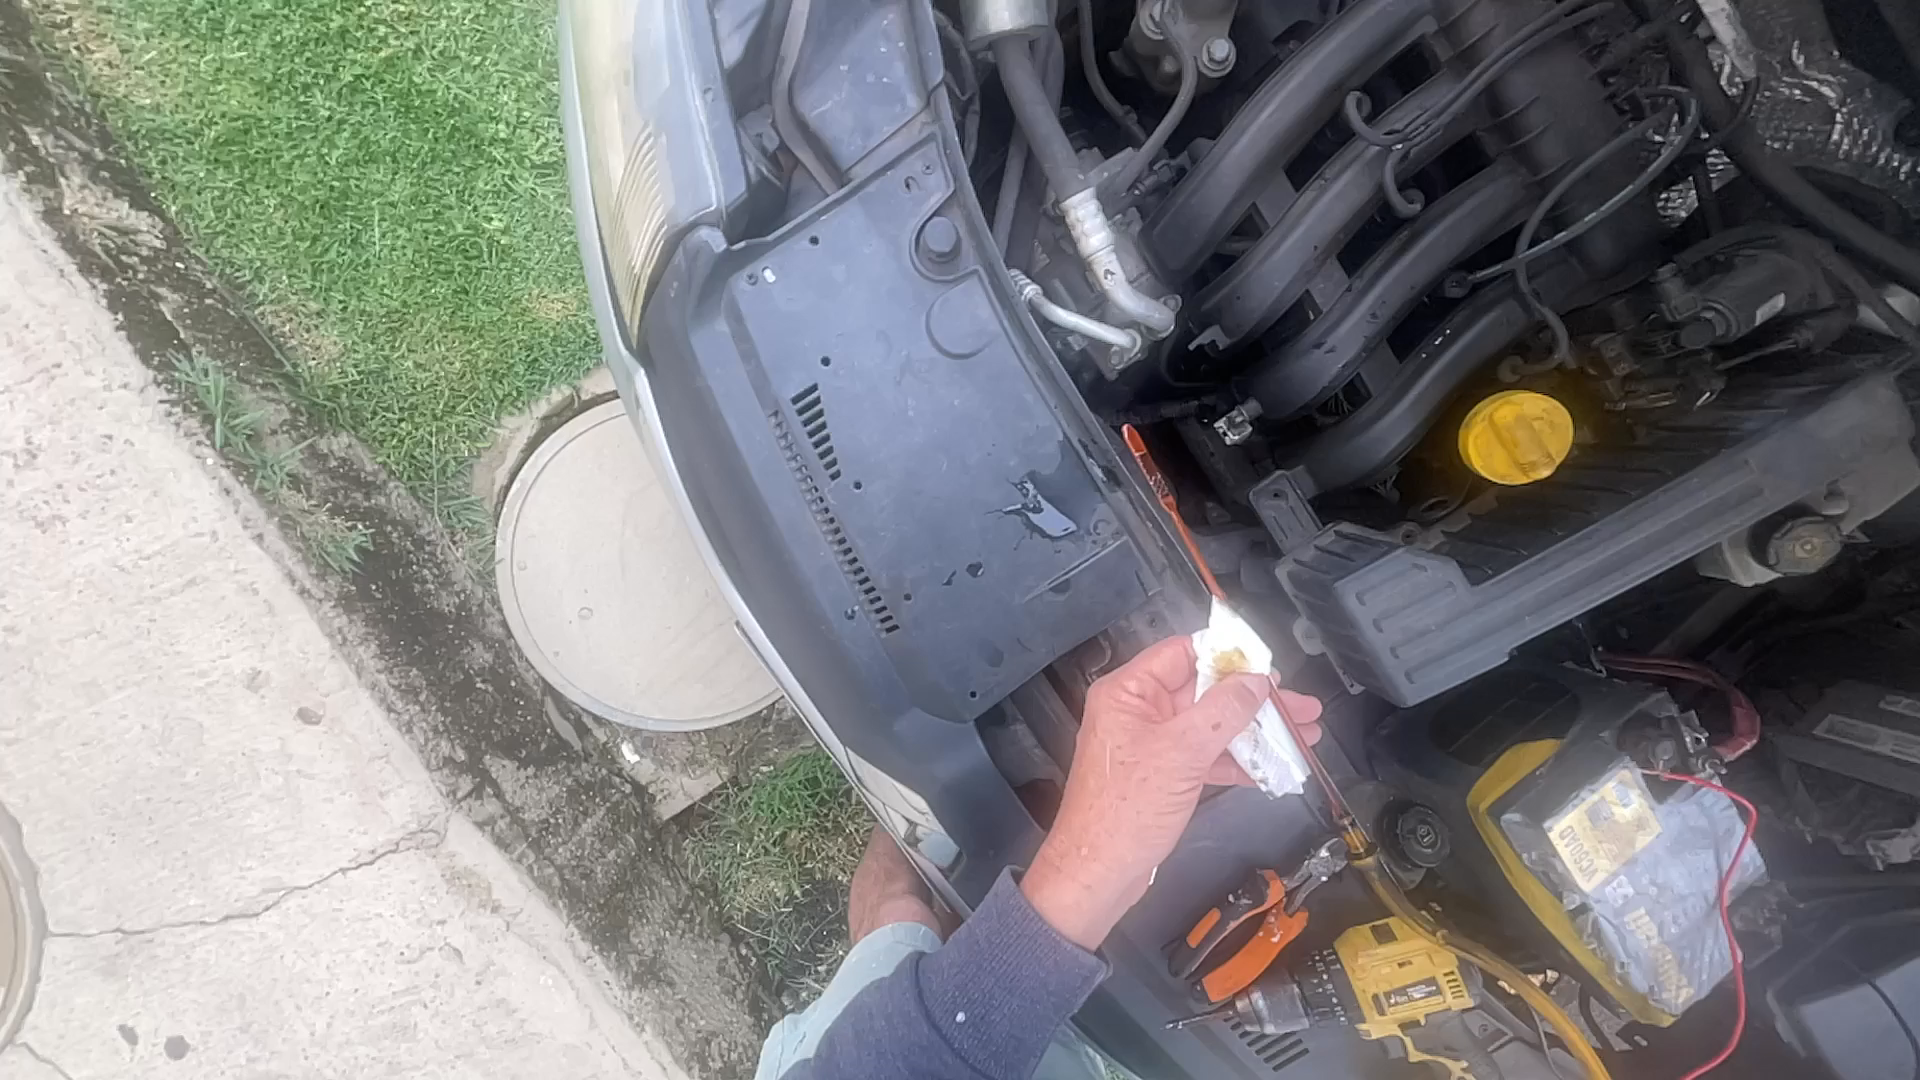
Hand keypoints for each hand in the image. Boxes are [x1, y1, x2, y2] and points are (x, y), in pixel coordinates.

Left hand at [1021, 636, 1323, 949]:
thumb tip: (1256, 681)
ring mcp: (1150, 743)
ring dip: (1254, 730)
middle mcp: (1137, 710)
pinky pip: (1205, 755)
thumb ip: (1222, 712)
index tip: (1269, 665)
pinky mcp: (1162, 773)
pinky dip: (1237, 760)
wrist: (1099, 872)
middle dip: (1254, 698)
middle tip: (1300, 705)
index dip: (1226, 656)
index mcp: (1128, 692)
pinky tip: (1273, 766)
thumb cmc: (1126, 810)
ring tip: (1303, 733)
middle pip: (1202, 690)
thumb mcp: (1181, 753)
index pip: (1181, 654)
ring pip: (1209, 725)